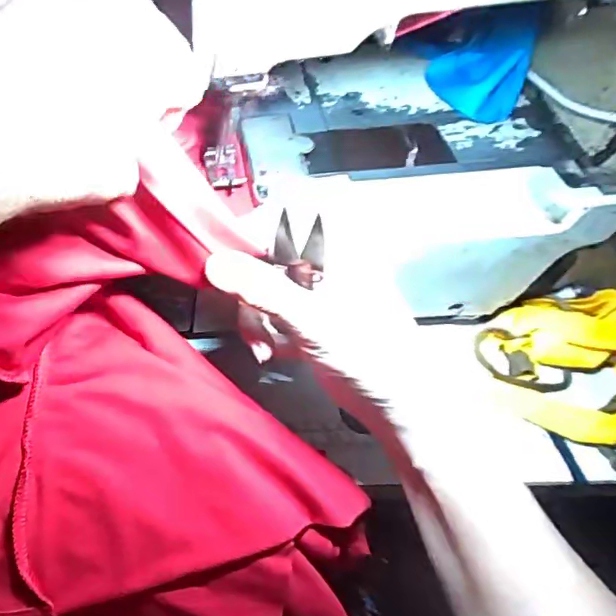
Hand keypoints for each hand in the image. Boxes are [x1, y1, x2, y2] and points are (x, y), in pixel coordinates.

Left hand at [0, 0, 206, 229]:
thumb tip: (125, 144)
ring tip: (45, 85)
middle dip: (126, 68)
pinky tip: (8, 60)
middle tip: (96, 109)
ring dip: (79, 43)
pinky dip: (31, 26)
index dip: (165, 109)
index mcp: (157, 52)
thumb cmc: (49, 161)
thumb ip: (139, 152)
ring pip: (86, 14)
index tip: (141, 131)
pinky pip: (35, 2)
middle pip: (138, 37)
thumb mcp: (119, 179)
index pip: (184, 77)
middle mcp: (116, 0)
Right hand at [205, 246, 461, 440]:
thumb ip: (262, 289)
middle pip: (264, 252)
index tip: (223, 263)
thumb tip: (216, 264)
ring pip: (264, 284)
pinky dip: (266, 329)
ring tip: (264, 346)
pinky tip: (274, 351)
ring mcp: (318, 286)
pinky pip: (272, 308)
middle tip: (248, 318)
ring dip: (255, 317)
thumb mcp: (311, 320)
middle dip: (250, 291)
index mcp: (339, 241)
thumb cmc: (374, 356)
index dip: (247, 235)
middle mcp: (327, 256)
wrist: (399, 402)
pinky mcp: (310, 313)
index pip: (281, 214)